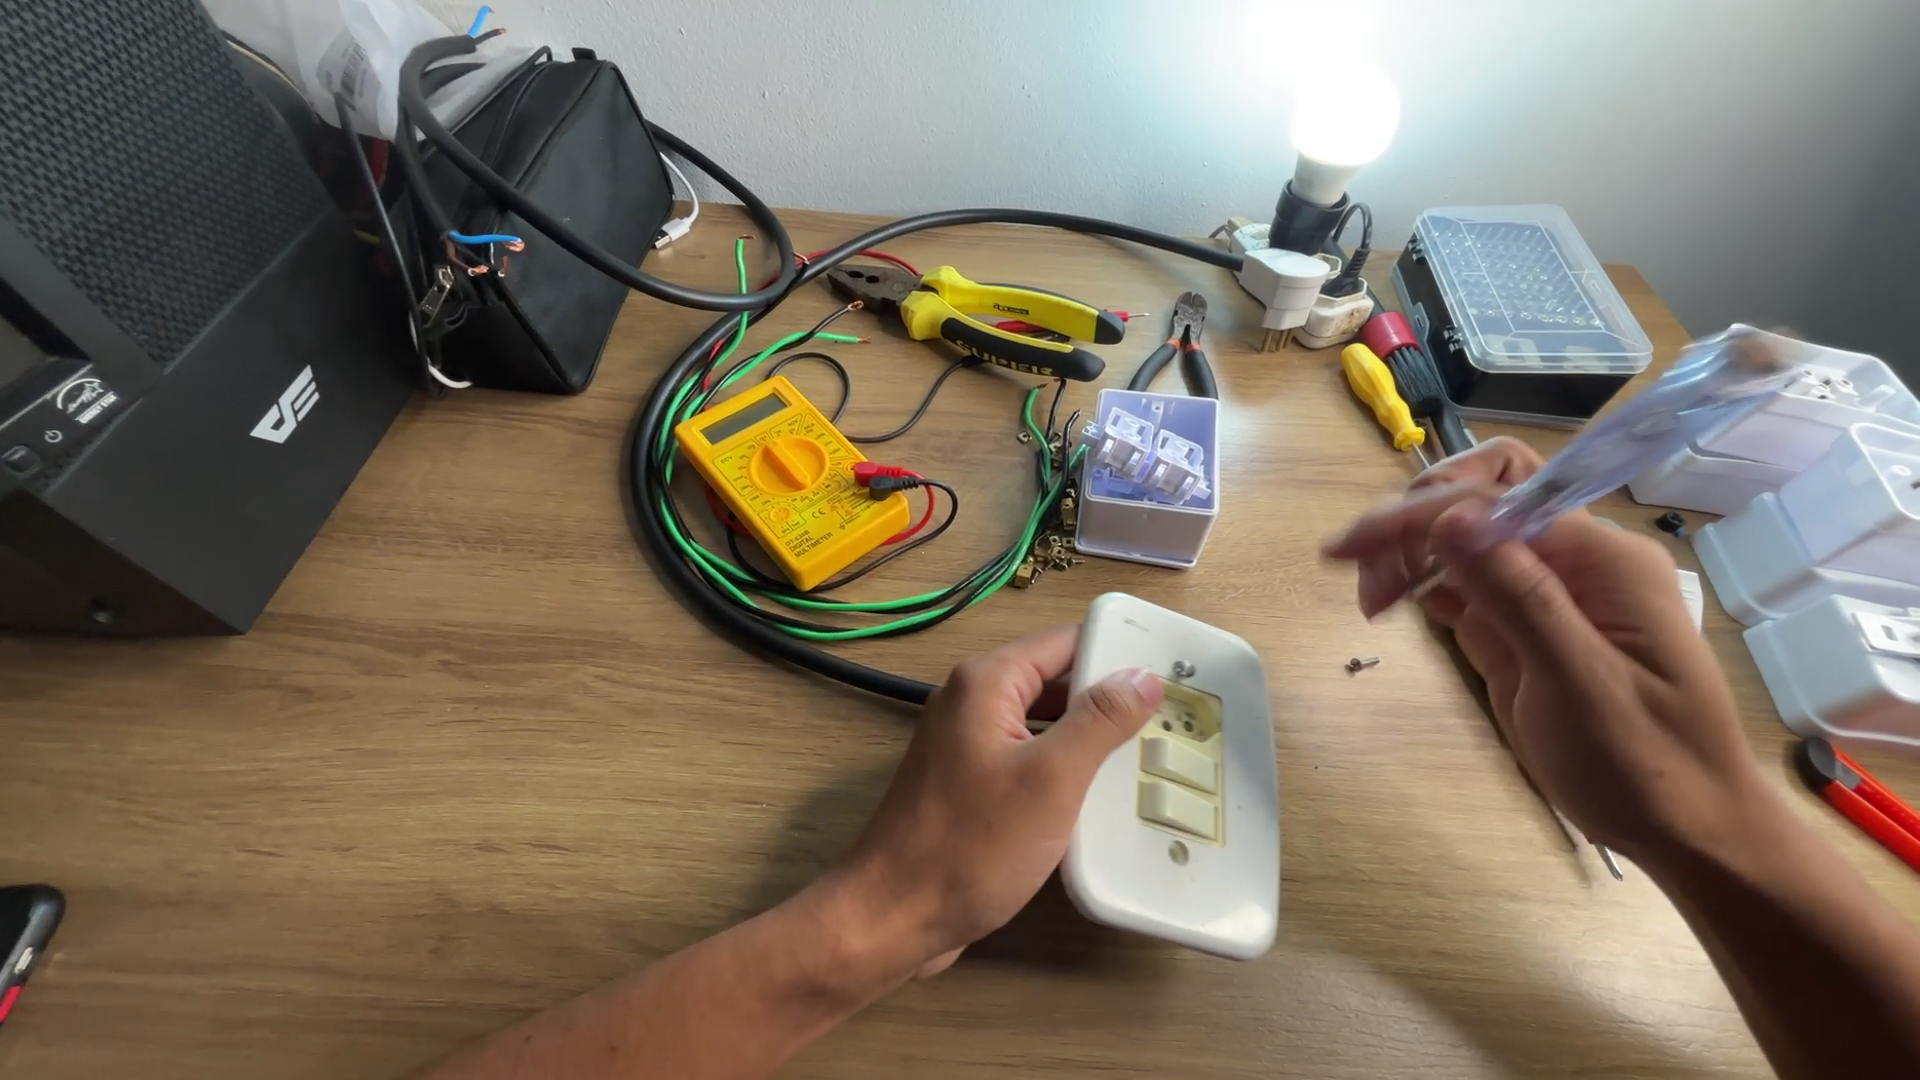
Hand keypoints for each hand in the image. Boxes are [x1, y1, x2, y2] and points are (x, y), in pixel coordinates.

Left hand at [838, 625, 1162, 977]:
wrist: (893, 915)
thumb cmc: (972, 844)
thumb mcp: (1050, 779)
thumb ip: (1098, 721)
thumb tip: (1142, 675)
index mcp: (987, 682)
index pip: (1064, 642)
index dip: (1116, 652)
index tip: (1169, 672)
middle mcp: (972, 701)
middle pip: (1053, 680)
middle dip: (1107, 698)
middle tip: (1170, 720)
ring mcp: (967, 743)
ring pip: (1041, 723)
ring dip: (1087, 738)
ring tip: (1148, 755)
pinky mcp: (968, 782)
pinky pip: (1025, 758)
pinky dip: (1061, 769)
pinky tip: (1099, 796)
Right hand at [1322, 438, 1763, 863]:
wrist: (1684, 830)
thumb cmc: (1644, 764)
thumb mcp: (1578, 681)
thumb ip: (1516, 594)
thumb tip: (1449, 517)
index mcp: (1598, 559)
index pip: (1494, 499)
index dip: (1419, 510)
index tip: (1354, 546)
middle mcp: (1569, 560)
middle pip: (1472, 504)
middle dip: (1405, 524)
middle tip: (1353, 570)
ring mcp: (1539, 591)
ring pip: (1454, 540)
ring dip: (1401, 554)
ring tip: (1369, 601)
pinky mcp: (1511, 623)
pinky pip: (1455, 582)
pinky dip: (1414, 584)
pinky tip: (1386, 605)